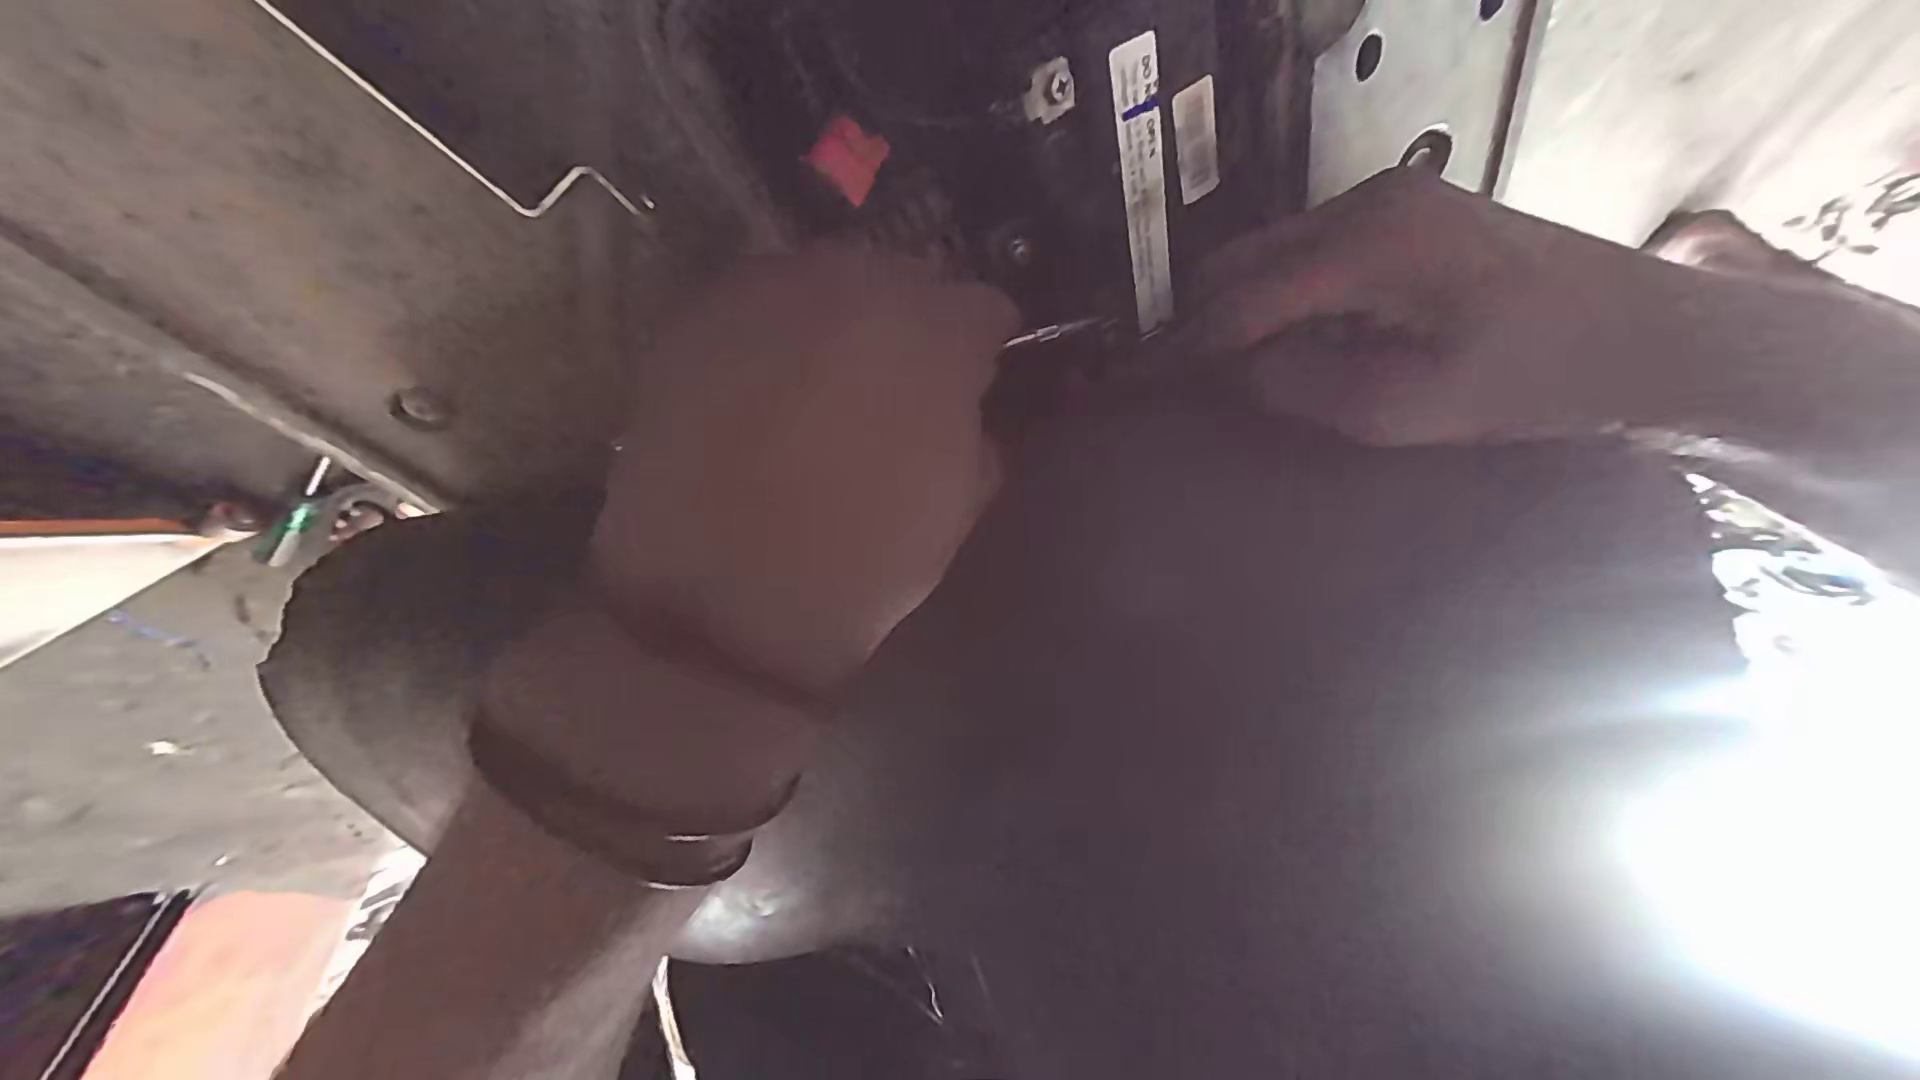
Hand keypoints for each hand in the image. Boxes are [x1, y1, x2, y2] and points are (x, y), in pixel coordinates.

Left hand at [589, 244, 1018, 694]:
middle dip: (917, 322)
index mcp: (936, 331)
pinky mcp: (700, 315)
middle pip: (907, 274)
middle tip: (903, 380)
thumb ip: (981, 429)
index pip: (986, 305)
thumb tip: (970, 403)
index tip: (979, 377)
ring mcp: (768, 289)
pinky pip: (761, 301)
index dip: (988, 346)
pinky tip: (770, 387)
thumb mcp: (961, 501)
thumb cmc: (867, 561)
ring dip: (845, 319)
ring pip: (829, 277)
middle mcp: (852, 282)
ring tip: (833, 381)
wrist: (724, 602)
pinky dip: (779, 331)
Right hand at [1187, 170, 1681, 445]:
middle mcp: (1362, 203)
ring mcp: (1381, 201)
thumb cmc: (1530, 382)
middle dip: (1197, 326)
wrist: (1647, 339)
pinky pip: (1297, 256)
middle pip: (1234, 264)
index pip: (1236, 302)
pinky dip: (1270, 300)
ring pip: (1261, 256)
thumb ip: (1295, 386)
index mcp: (1366, 245)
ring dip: (1232, 312)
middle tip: (1177, 382)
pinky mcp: (1396, 215)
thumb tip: (1231, 371)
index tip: (1135, 386)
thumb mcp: (1398, 409)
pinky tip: (1278, 340)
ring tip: (1222, 369)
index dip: (1180, 351)